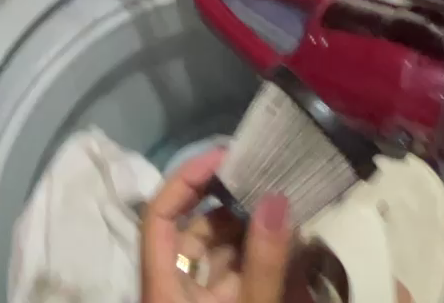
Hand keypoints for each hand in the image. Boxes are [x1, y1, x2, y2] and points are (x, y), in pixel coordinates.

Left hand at [141, 149, 292, 302]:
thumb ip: (263, 264)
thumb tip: (276, 198)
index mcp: (161, 287)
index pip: (158, 214)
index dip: (186, 178)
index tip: (225, 157)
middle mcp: (172, 288)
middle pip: (192, 228)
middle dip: (229, 201)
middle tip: (265, 176)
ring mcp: (194, 302)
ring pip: (216, 251)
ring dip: (247, 228)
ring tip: (284, 205)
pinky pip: (231, 275)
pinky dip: (254, 257)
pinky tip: (285, 245)